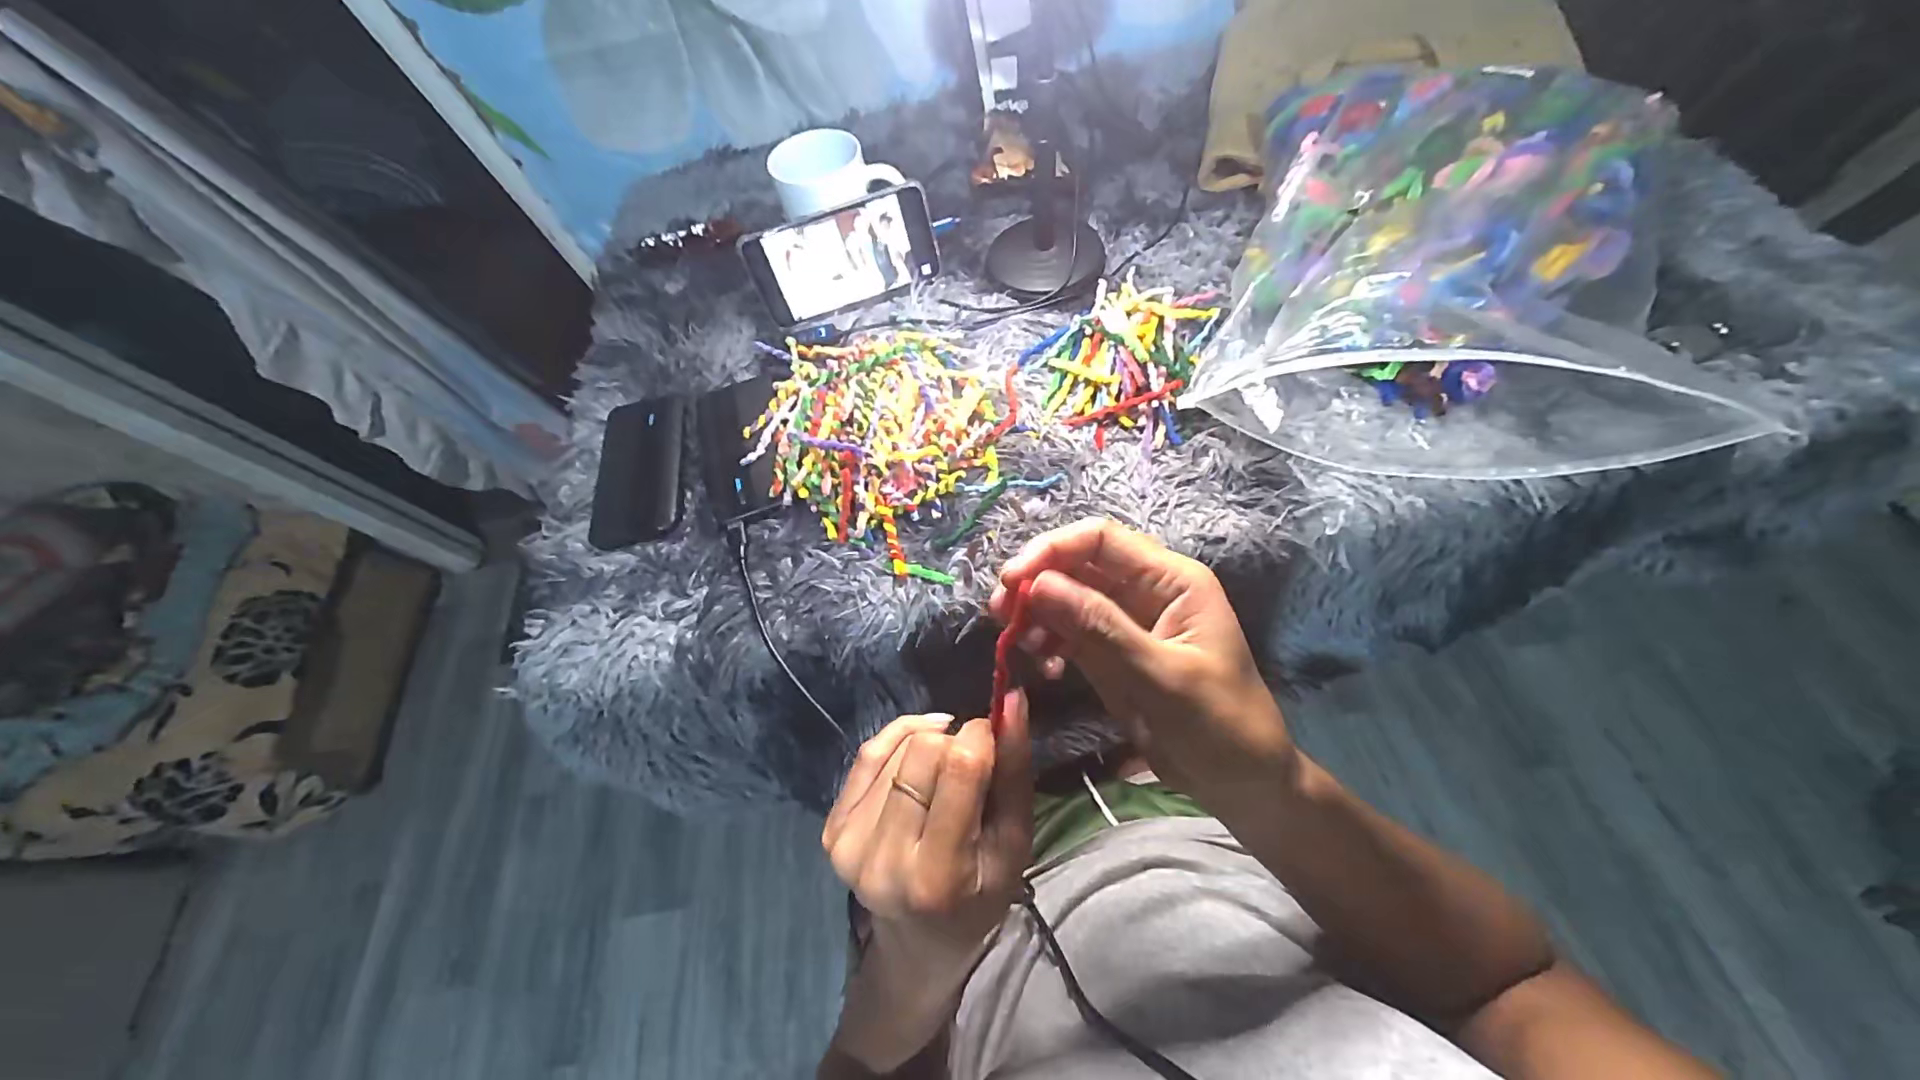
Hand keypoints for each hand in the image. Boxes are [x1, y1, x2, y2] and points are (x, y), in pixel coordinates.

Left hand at [821, 694, 1033, 964]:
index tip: (993, 734)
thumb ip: (1014, 769)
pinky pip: (868, 752)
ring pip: (897, 746)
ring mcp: (848, 844)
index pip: (959, 768)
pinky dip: (899, 739)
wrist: (920, 939)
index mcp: (939, 875)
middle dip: (954, 742)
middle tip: (970, 762)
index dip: (980, 735)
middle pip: (923, 751)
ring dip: (928, 744)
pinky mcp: (830, 828)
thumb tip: (1012, 698)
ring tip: (944, 771)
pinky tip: (919, 748)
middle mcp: (884, 860)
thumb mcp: (1014, 840)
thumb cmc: (981, 892)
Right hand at [990, 517, 1295, 802]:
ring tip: (1017, 642)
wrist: (1242, 782)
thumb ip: (1100, 628)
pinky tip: (1044, 666)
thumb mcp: (1161, 676)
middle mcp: (1146, 591)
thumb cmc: (1219, 724)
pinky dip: (1049, 642)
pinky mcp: (1111, 652)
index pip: (1101, 540)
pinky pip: (1069, 632)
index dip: (1052, 550)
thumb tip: (1037, 585)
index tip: (1012, 580)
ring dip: (1037, 613)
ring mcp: (1126, 621)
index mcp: (1171, 580)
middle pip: (1077, 564)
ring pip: (1067, 597)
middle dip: (1036, 582)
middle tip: (1000, 613)